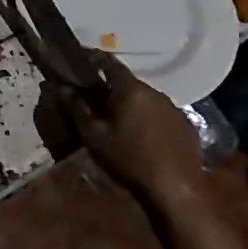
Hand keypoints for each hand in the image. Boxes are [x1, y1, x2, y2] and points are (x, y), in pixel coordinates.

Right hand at [63, 51, 206, 209]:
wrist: (176, 189)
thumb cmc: (129, 160)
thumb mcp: (94, 136)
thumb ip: (77, 108)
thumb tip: (62, 87)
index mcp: (131, 90)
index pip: (109, 62)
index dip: (93, 58)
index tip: (79, 60)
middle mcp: (155, 92)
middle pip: (127, 81)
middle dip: (109, 86)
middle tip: (92, 98)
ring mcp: (173, 107)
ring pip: (144, 97)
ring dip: (128, 102)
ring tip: (114, 119)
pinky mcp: (185, 124)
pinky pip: (159, 112)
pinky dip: (145, 116)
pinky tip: (139, 135)